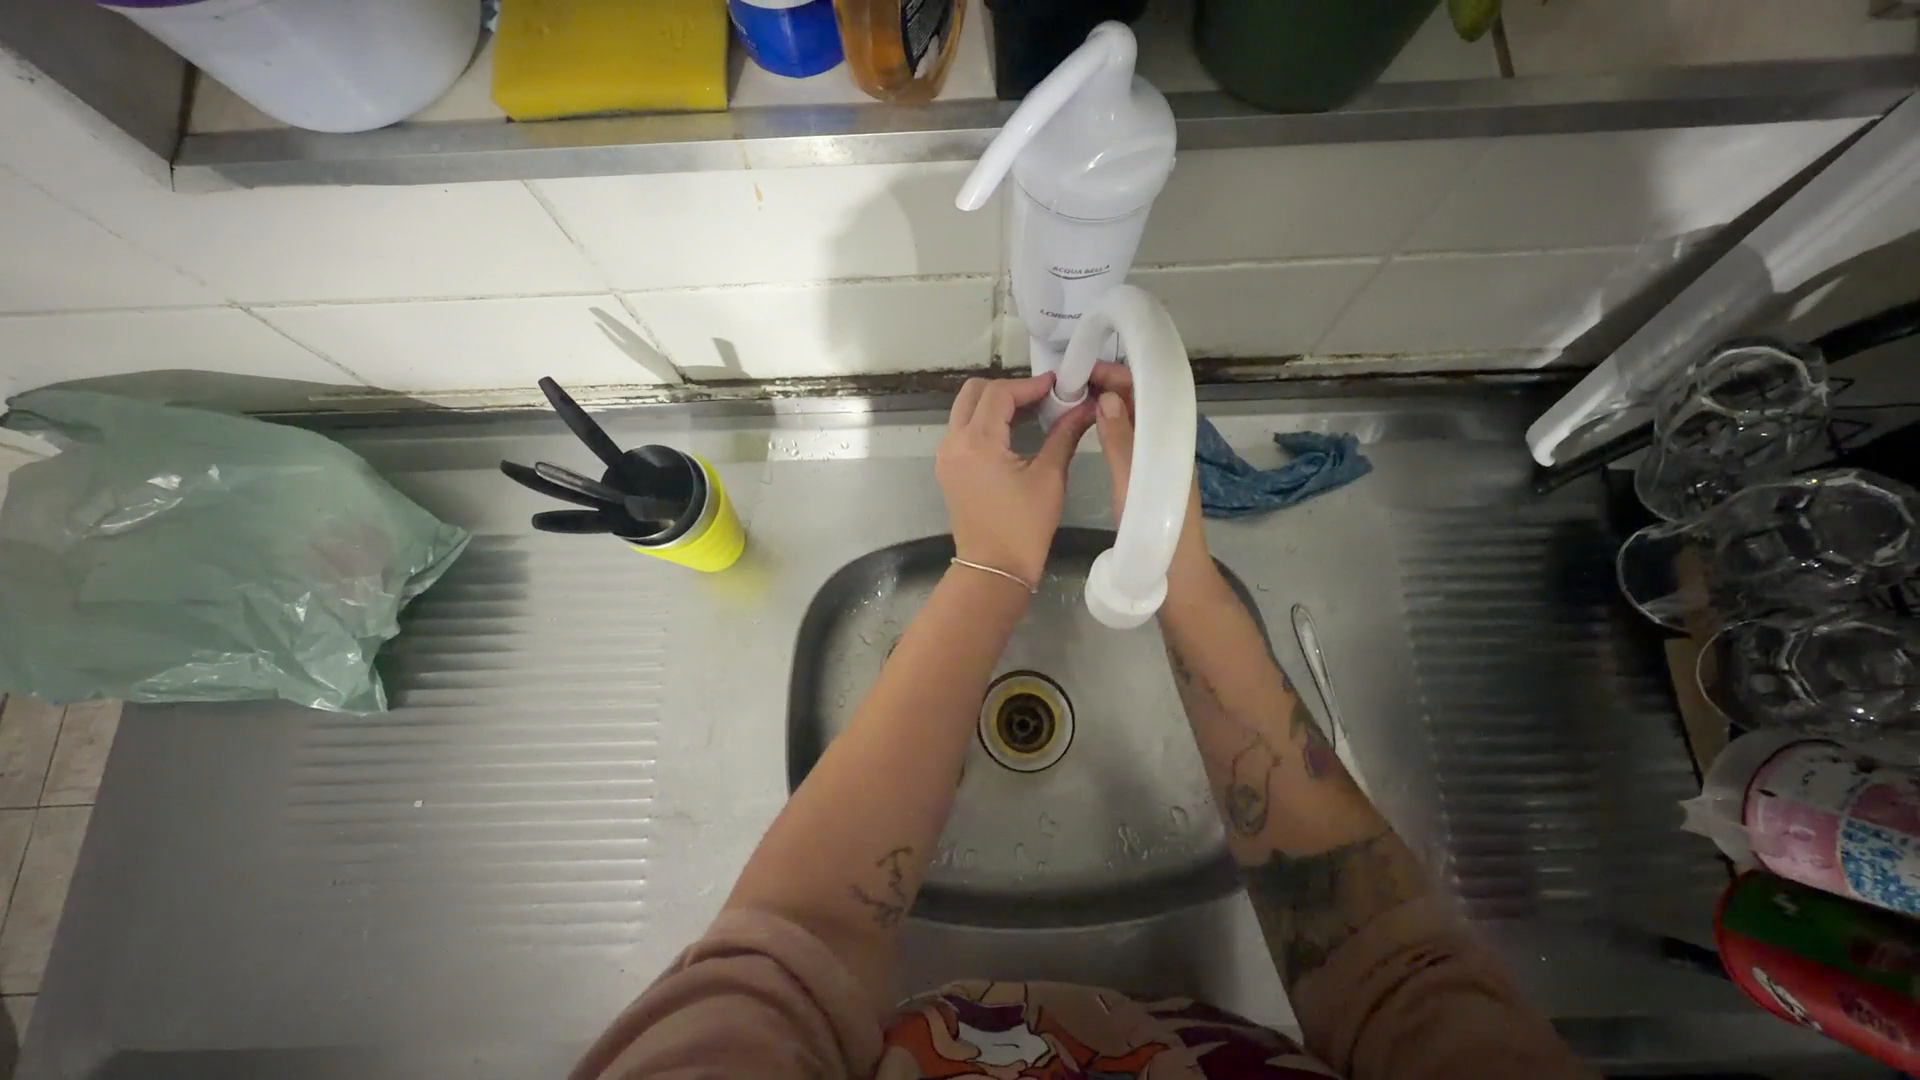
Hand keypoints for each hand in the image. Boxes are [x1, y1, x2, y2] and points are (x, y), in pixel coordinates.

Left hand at [937, 373, 1095, 585]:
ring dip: (995, 404)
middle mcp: (953, 442)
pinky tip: (1015, 431)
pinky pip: (963, 429)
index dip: (1029, 385)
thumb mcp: (1049, 477)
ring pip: (965, 409)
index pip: (999, 393)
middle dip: (1008, 389)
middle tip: (1041, 398)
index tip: (1057, 386)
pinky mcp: (948, 468)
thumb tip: (1086, 406)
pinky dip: (986, 422)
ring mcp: (946, 456)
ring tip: (1032, 412)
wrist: (994, 569)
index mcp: (977, 442)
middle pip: (974, 392)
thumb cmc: (1024, 527)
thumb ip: (1065, 434)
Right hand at [1088, 361, 1216, 590]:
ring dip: (1107, 404)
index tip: (1082, 368)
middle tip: (1070, 381)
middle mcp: (1167, 443)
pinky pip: (1129, 438)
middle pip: (1139, 402)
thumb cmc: (1157, 529)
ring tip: (1074, 398)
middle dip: (1108, 385)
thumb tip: (1107, 397)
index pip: (1145, 390)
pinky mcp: (1150, 476)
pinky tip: (1090, 428)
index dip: (1116, 374)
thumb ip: (1122, 440)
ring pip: (1133, 420)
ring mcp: (1158, 460)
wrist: (1176, 574)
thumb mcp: (1134, 481)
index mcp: (1171, 438)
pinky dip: (1109, 426)